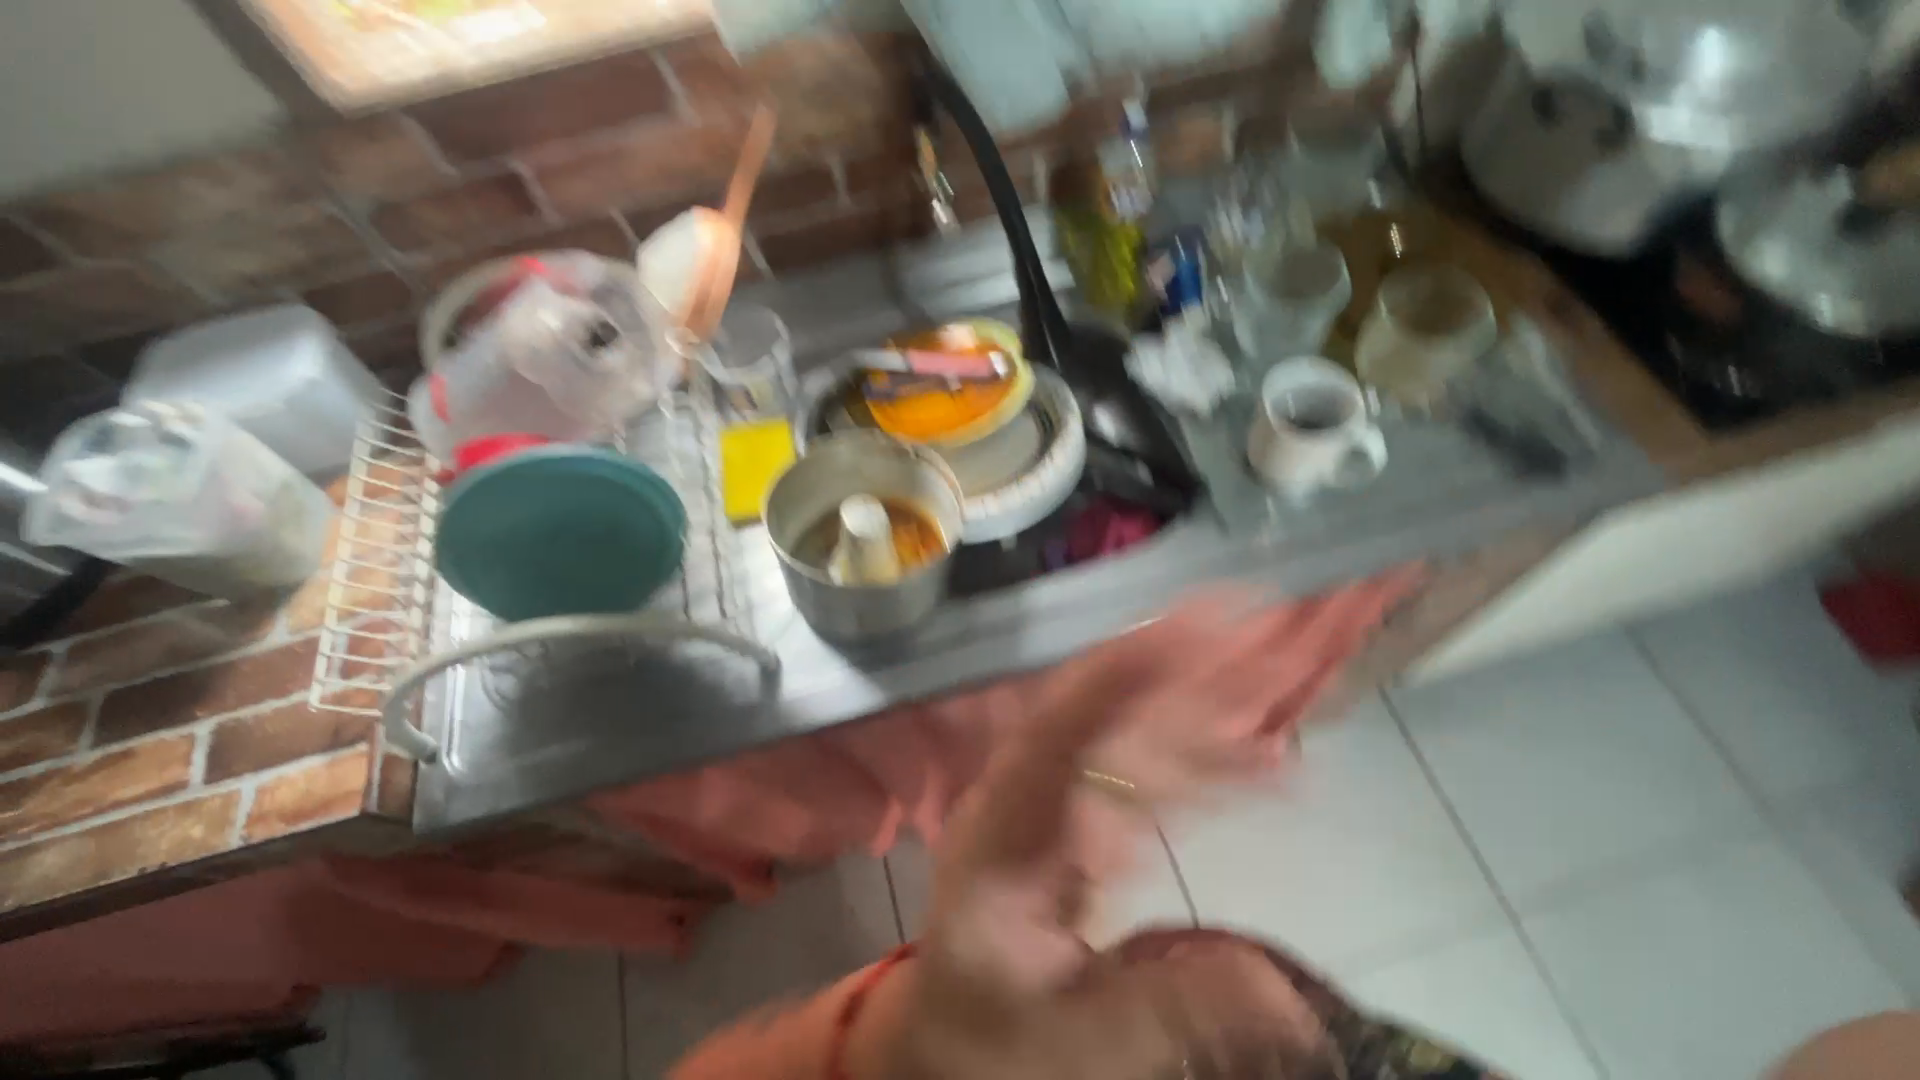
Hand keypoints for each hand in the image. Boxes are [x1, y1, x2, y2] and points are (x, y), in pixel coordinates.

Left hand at [862, 572, 1421, 1078]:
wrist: (948, 1038)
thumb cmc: (994, 1039)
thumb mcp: (1078, 1037)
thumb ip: (1179, 1007)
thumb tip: (1302, 993)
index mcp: (1006, 832)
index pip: (1064, 725)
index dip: (1130, 664)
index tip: (1204, 616)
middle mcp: (1030, 794)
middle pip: (1123, 714)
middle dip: (1208, 666)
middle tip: (1291, 621)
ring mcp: (1058, 804)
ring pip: (1145, 734)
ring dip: (1221, 700)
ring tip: (1298, 668)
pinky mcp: (1086, 822)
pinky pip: (1154, 777)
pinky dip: (1214, 763)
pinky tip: (1268, 756)